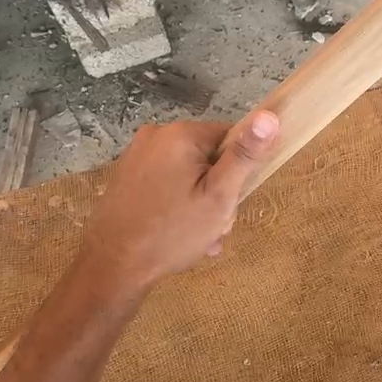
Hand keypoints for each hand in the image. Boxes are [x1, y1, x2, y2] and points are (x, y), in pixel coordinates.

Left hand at [79, 111, 280, 291]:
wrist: (112, 265)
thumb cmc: (172, 232)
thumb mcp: (219, 196)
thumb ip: (245, 155)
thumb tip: (269, 116)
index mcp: (182, 134)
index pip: (230, 138)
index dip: (239, 170)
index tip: (232, 202)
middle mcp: (156, 135)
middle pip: (208, 157)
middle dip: (217, 192)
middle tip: (215, 227)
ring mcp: (136, 155)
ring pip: (187, 172)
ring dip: (199, 202)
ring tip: (199, 237)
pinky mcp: (126, 175)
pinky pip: (166, 182)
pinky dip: (176, 203)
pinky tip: (177, 232)